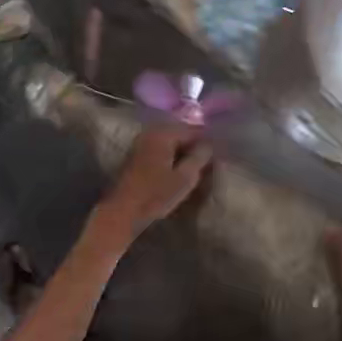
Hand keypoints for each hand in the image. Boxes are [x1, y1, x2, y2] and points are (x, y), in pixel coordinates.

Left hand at [94, 124, 212, 234]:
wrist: (122, 211)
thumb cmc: (155, 195)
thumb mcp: (185, 179)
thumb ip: (199, 158)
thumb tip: (210, 144)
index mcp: (163, 134)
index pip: (193, 130)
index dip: (208, 141)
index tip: (219, 154)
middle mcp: (151, 132)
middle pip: (180, 133)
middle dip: (195, 145)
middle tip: (209, 161)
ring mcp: (142, 142)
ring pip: (170, 141)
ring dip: (183, 151)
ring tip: (196, 167)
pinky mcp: (137, 154)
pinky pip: (161, 148)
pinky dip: (171, 155)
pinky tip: (179, 169)